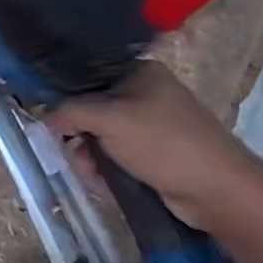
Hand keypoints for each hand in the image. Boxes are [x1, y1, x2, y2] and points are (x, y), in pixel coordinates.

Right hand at [45, 60, 262, 230]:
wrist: (216, 190)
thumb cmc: (163, 143)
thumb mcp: (110, 120)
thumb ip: (72, 112)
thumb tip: (47, 117)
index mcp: (140, 73)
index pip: (90, 76)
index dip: (67, 98)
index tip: (51, 122)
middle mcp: (145, 94)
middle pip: (94, 110)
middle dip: (79, 136)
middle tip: (73, 155)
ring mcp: (151, 127)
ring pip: (103, 138)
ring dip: (91, 157)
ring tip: (91, 175)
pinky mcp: (154, 155)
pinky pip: (118, 157)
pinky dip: (107, 169)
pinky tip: (104, 184)